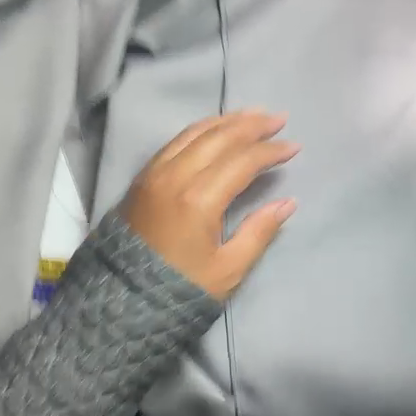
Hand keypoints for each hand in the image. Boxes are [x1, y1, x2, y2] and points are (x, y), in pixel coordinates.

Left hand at [122, 112, 299, 299]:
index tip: (293, 147)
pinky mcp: (144, 176)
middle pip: (219, 138)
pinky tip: (217, 128)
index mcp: (198, 200)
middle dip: (252, 125)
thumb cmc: (179, 288)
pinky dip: (201, 129)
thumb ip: (259, 232)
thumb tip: (287, 202)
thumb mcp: (228, 269)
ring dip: (227, 121)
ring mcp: (155, 173)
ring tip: (253, 115)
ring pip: (195, 133)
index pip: (242, 161)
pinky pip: (176, 141)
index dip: (270, 151)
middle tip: (278, 119)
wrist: (121, 300)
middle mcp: (175, 176)